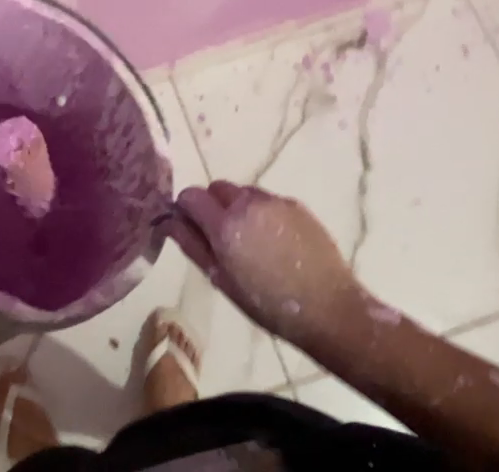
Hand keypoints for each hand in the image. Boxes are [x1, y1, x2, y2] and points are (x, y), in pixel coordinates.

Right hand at [167, 181, 365, 344]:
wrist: (330, 309)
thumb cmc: (268, 304)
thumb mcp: (222, 280)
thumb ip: (192, 245)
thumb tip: (168, 222)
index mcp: (225, 224)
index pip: (191, 195)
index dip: (186, 209)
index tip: (191, 228)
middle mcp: (247, 203)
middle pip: (217, 188)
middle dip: (212, 205)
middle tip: (222, 238)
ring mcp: (275, 202)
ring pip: (243, 193)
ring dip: (238, 208)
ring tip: (251, 241)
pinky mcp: (296, 205)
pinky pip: (267, 201)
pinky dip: (262, 213)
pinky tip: (275, 243)